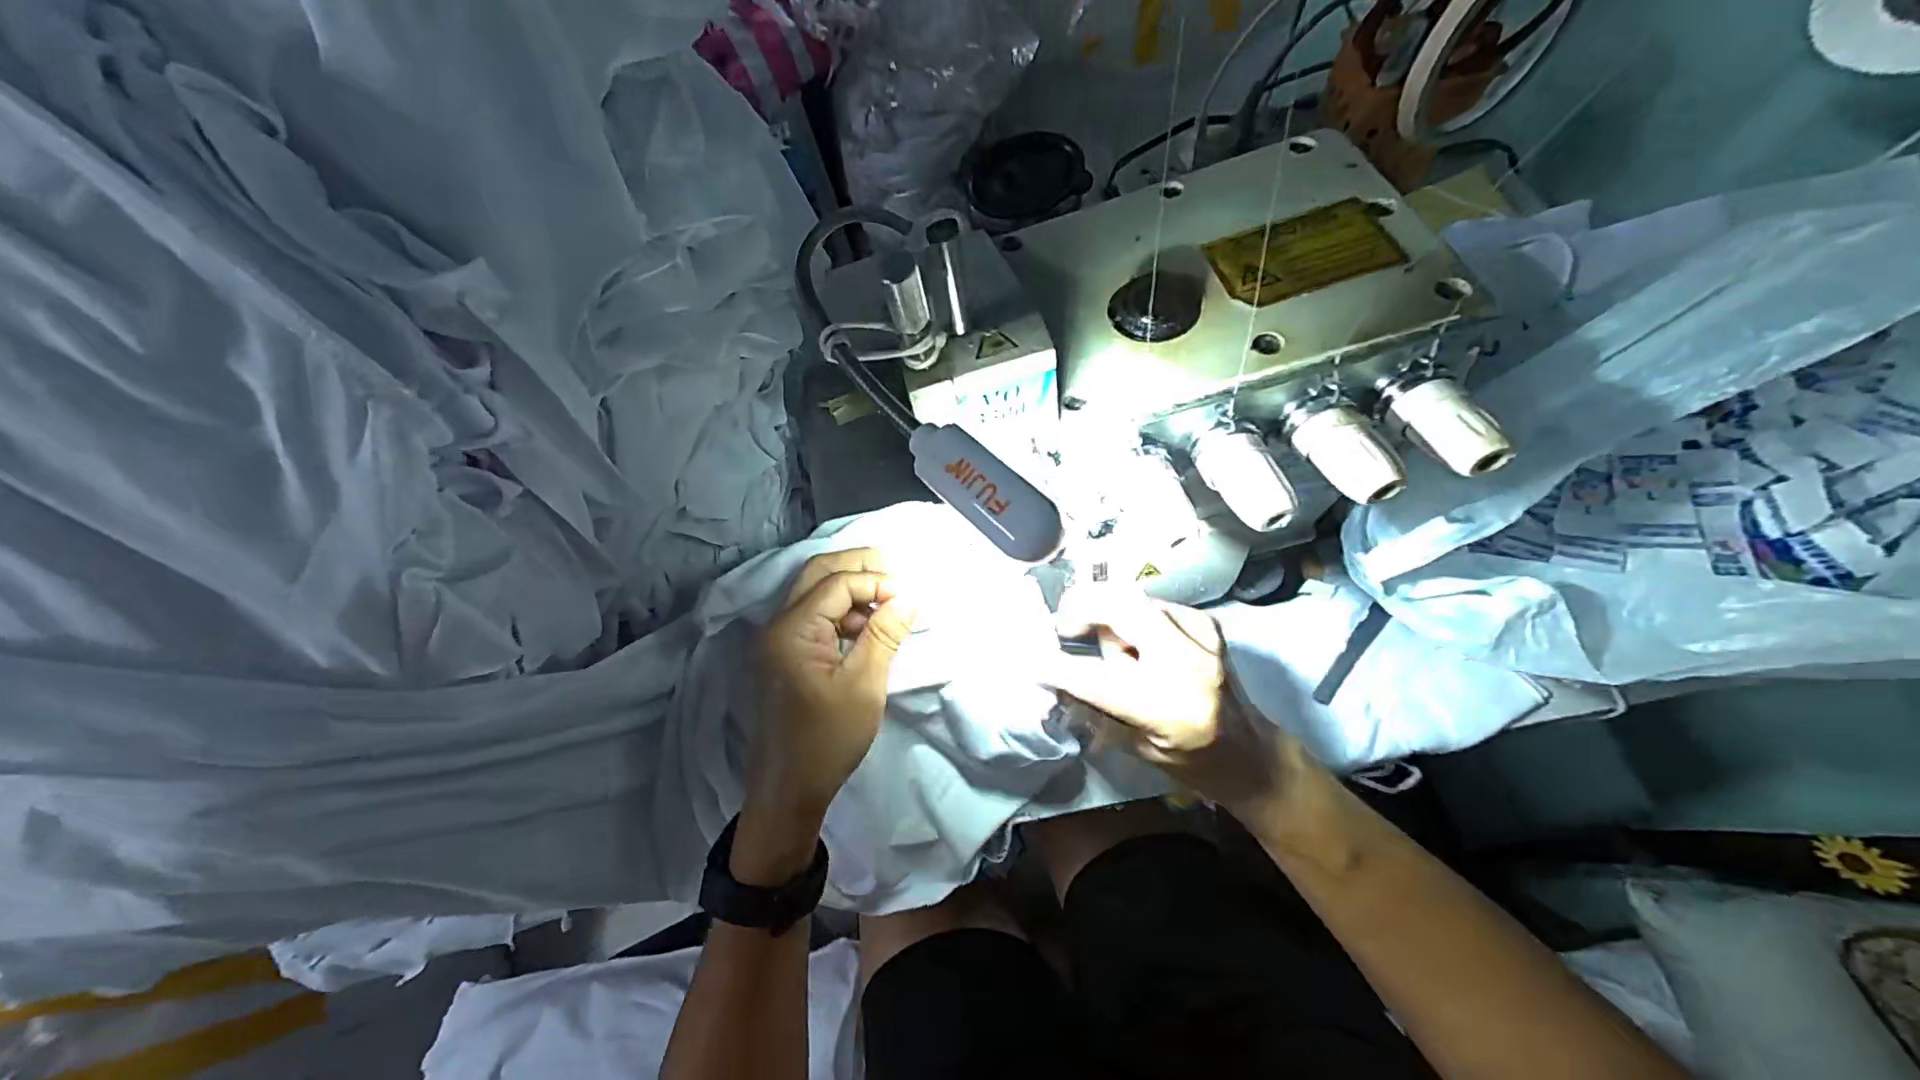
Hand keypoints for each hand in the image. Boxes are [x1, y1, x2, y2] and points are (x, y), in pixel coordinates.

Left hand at [746, 549, 917, 827]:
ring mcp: (777, 641)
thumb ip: (884, 634)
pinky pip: (813, 618)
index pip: (836, 584)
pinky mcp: (784, 657)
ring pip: (814, 594)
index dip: (876, 581)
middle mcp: (777, 626)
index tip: (910, 595)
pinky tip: (867, 626)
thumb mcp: (864, 685)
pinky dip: (841, 613)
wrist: (787, 791)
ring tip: (887, 600)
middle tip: (896, 568)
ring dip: (850, 589)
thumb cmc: (827, 740)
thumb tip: (908, 596)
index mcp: (791, 631)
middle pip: (817, 575)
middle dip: (857, 566)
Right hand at [1043, 589, 1316, 818]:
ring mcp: (1202, 637)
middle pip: (1121, 609)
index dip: (1058, 668)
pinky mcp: (1206, 623)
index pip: (1097, 679)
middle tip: (1063, 625)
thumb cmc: (1194, 764)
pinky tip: (1134, 638)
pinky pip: (1153, 604)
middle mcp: (1188, 664)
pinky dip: (1133, 615)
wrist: (1253, 754)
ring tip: (1104, 639)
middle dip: (1082, 609)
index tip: (1031, 661)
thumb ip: (1098, 709)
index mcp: (1170, 708)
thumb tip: (1057, 680)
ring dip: (1108, 613)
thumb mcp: (1137, 748)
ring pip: (1135, 599)